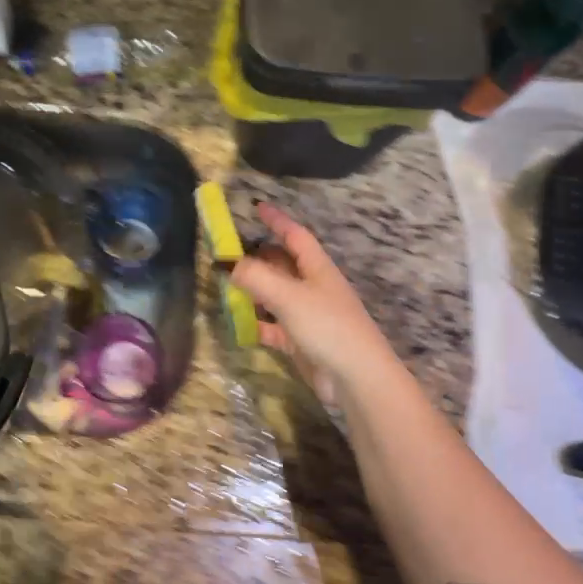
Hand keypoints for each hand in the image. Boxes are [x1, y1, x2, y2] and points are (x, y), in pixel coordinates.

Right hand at [230, 204, 404, 405]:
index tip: (257, 207)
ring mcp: (309, 315)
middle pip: (283, 265)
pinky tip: (239, 326)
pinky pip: (274, 327)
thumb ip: (257, 277)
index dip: (277, 220)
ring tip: (227, 287)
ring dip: (255, 291)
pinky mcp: (302, 342)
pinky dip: (258, 324)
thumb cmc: (327, 326)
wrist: (356, 377)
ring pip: (276, 296)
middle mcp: (314, 287)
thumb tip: (230, 264)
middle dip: (259, 258)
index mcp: (317, 268)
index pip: (295, 236)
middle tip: (230, 254)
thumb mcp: (288, 296)